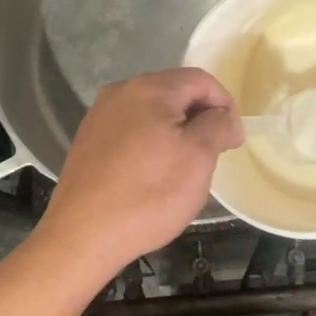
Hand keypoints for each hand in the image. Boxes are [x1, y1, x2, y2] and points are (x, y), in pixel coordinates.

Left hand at [37, 68, 243, 272]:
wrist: (83, 235)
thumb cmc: (149, 194)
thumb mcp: (198, 158)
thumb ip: (218, 126)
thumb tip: (226, 116)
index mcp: (149, 88)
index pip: (200, 80)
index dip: (224, 104)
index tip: (232, 140)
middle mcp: (119, 92)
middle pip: (173, 93)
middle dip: (198, 119)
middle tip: (210, 157)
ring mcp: (99, 116)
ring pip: (151, 114)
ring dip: (174, 133)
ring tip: (181, 170)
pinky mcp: (87, 141)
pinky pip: (129, 132)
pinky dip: (148, 145)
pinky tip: (149, 177)